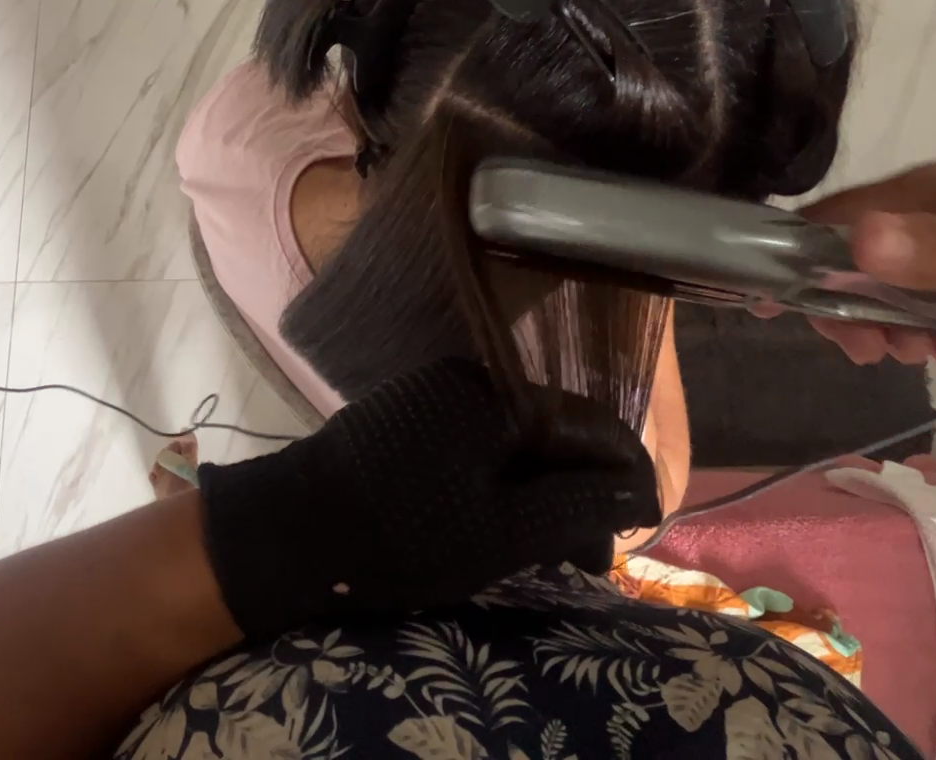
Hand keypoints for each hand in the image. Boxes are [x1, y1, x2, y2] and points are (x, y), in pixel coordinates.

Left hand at [198, 358, 657, 638]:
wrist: (293, 526)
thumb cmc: (404, 532)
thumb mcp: (504, 530)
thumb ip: (577, 503)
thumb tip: (636, 490)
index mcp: (498, 396)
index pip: (589, 423)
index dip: (624, 472)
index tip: (642, 519)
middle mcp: (468, 379)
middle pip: (550, 429)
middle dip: (579, 489)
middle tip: (592, 555)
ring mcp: (432, 392)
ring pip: (512, 437)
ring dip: (539, 488)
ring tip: (553, 547)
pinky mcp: (408, 412)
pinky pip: (474, 439)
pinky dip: (499, 478)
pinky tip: (503, 518)